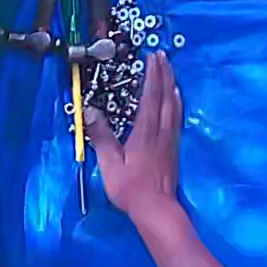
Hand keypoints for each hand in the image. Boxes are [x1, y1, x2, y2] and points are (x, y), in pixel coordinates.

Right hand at [85, 50, 183, 225]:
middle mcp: (161, 132)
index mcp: (145, 132)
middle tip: (163, 56)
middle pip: (166, 97)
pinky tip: (176, 100)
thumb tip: (90, 111)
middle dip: (164, 75)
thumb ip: (101, 137)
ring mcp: (169, 140)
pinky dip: (176, 103)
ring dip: (171, 85)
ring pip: (174, 106)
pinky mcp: (173, 148)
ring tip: (170, 71)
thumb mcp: (110, 164)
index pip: (150, 97)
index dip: (152, 76)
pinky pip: (176, 117)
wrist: (157, 210)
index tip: (153, 58)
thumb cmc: (130, 189)